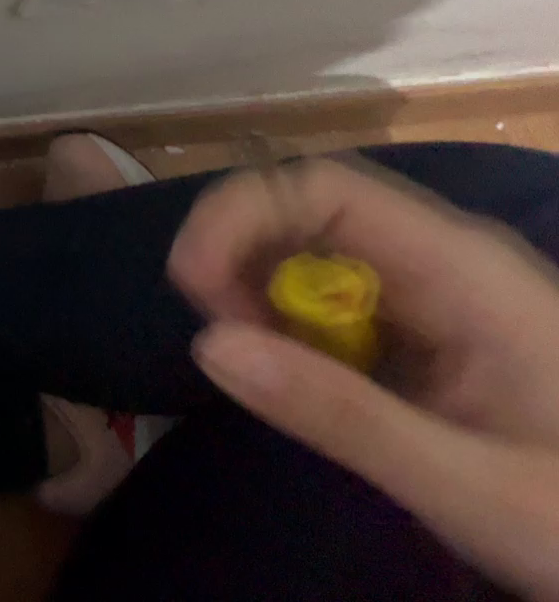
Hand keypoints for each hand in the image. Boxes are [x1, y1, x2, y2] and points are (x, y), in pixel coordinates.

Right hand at [169, 158, 558, 598]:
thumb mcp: (480, 490)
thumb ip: (347, 417)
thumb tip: (210, 344)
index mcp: (462, 270)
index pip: (319, 188)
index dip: (236, 217)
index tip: (198, 291)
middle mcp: (438, 259)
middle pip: (298, 210)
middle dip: (233, 259)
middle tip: (227, 338)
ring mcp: (428, 290)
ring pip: (299, 248)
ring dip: (249, 291)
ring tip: (259, 361)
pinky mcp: (417, 325)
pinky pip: (319, 291)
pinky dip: (278, 320)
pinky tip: (294, 371)